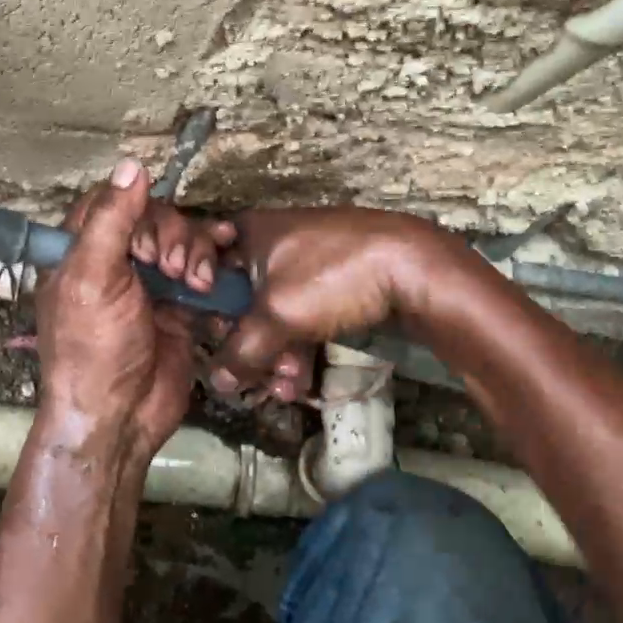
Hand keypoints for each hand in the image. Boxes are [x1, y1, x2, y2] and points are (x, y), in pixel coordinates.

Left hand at [35, 158, 225, 456]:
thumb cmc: (93, 347)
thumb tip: (130, 165)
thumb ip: (111, 220)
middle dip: (169, 234)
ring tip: (194, 282)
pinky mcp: (177, 306)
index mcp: (78, 251)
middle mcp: (112, 261)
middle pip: (151, 217)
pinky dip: (211, 263)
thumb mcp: (92, 278)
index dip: (132, 207)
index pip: (107, 201)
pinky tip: (221, 261)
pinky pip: (199, 270)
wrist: (120, 418)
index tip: (144, 236)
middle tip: (169, 268)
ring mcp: (147, 284)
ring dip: (193, 251)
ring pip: (179, 240)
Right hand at [209, 207, 469, 393]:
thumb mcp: (278, 315)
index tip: (215, 340)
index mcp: (247, 233)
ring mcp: (302, 263)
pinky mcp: (330, 284)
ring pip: (273, 315)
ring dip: (274, 356)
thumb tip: (217, 382)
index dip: (206, 309)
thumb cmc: (332, 276)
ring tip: (287, 389)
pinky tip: (302, 381)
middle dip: (248, 345)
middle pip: (240, 300)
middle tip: (258, 378)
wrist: (416, 267)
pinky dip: (298, 347)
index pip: (206, 270)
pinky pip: (300, 316)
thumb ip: (241, 351)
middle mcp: (269, 243)